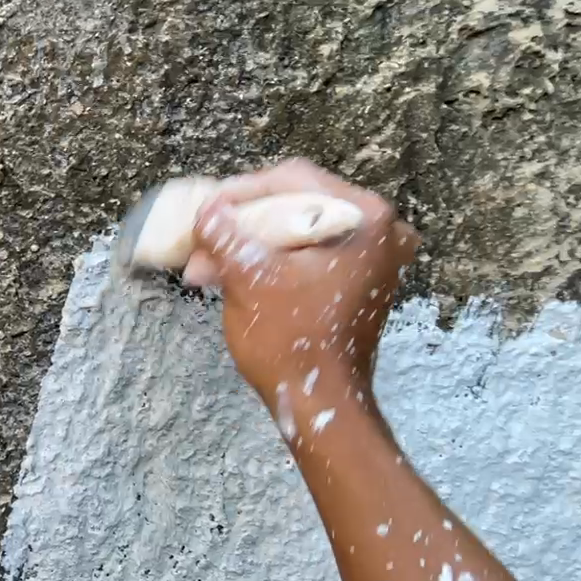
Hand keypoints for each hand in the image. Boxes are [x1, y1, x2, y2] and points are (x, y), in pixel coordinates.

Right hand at [183, 161, 419, 417]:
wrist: (319, 400)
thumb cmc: (290, 340)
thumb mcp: (249, 280)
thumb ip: (226, 236)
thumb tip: (207, 210)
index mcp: (363, 218)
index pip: (292, 180)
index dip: (240, 192)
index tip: (203, 211)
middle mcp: (379, 230)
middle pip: (294, 205)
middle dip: (241, 225)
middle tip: (201, 242)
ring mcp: (372, 258)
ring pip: (297, 232)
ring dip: (249, 246)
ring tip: (206, 266)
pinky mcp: (358, 282)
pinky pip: (307, 255)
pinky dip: (270, 262)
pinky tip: (232, 276)